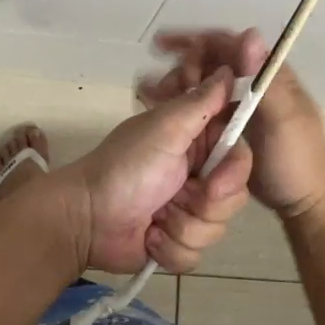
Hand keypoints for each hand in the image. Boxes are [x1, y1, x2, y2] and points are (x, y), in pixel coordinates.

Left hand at [62, 69, 253, 273]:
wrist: (85, 218)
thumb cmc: (125, 166)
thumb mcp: (164, 128)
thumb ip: (200, 103)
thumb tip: (228, 71)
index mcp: (195, 142)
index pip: (239, 153)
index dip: (234, 169)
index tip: (215, 179)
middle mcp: (197, 175)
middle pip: (234, 195)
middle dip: (207, 203)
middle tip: (178, 197)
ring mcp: (188, 210)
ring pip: (218, 227)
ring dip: (184, 227)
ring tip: (156, 219)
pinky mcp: (179, 241)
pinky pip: (198, 253)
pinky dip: (171, 249)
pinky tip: (150, 238)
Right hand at [139, 29, 324, 219]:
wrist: (303, 205)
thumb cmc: (297, 162)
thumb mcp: (284, 121)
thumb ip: (265, 81)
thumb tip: (248, 34)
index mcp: (270, 75)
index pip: (229, 45)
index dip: (196, 41)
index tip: (162, 45)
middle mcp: (254, 84)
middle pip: (211, 62)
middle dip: (181, 65)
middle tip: (154, 82)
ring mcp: (241, 106)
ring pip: (203, 83)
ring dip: (176, 83)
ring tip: (148, 94)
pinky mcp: (229, 126)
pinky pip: (200, 106)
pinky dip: (179, 104)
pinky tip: (156, 109)